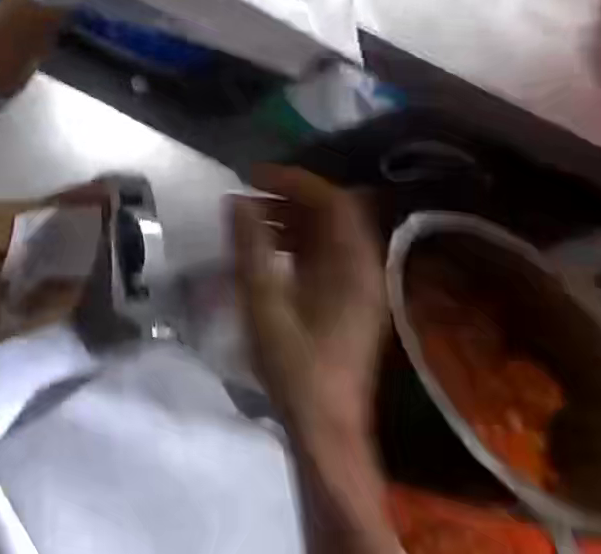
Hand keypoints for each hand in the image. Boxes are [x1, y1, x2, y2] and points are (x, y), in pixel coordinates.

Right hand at [232, 166, 396, 553]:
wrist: (324, 426)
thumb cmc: (293, 363)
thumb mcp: (262, 300)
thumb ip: (250, 246)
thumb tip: (236, 200)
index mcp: (352, 268)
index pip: (334, 202)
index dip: (294, 180)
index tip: (253, 175)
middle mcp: (364, 270)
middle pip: (334, 213)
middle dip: (289, 196)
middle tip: (246, 193)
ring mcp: (359, 287)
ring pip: (329, 233)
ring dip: (290, 217)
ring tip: (248, 217)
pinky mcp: (348, 302)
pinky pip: (325, 253)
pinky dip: (295, 240)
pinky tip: (266, 249)